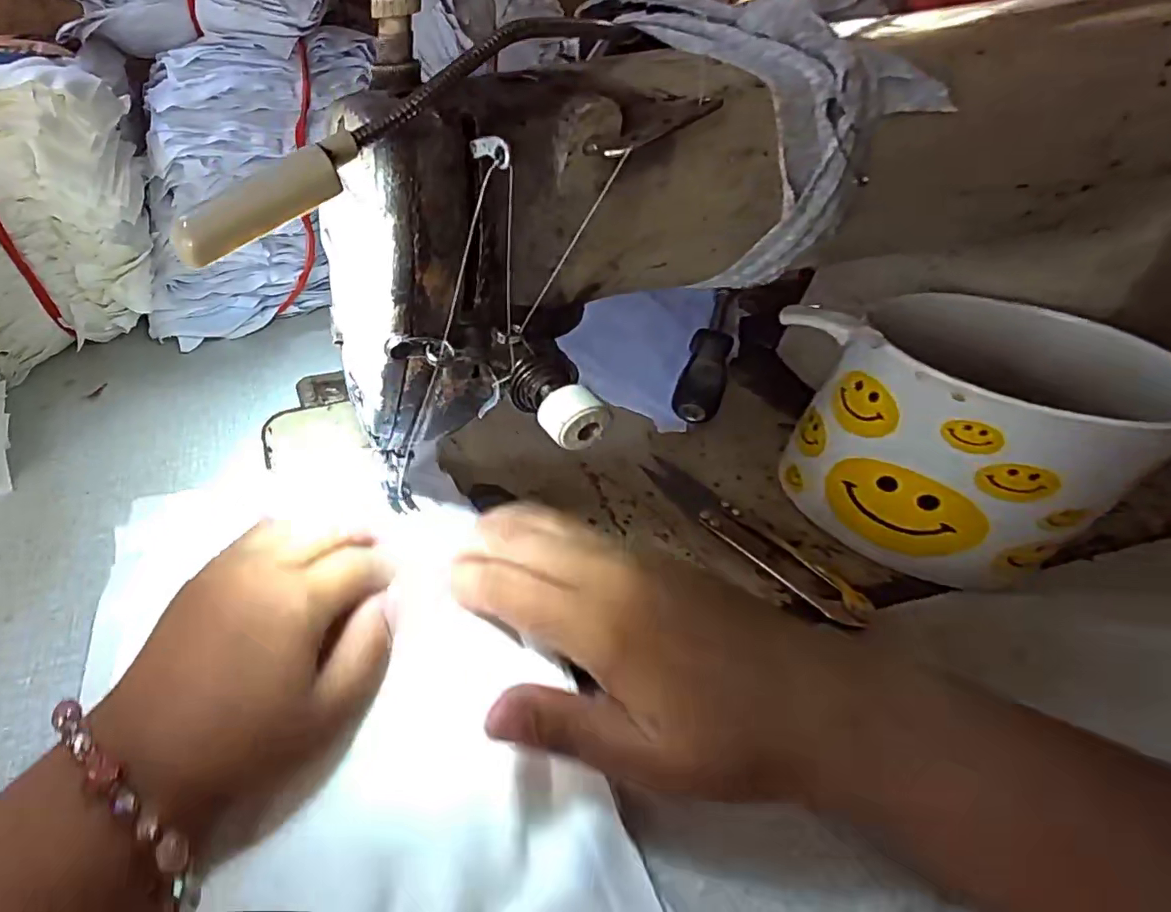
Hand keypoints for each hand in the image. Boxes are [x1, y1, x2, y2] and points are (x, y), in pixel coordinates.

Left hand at [90, 520, 393, 836]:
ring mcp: (225, 564)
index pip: (353, 564)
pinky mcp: (201, 573)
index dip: (381, 568)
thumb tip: (384, 603)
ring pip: (282, 526)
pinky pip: (250, 536)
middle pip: (319, 532)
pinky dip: (280, 533)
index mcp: (297, 596)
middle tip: (377, 546)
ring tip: (337, 546)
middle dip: (354, 536)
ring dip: (315, 529)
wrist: (153, 747)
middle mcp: (262, 565)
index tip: (398, 575)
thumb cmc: (248, 741)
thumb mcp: (326, 714)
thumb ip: (365, 652)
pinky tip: (287, 550)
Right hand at [451, 504, 920, 804]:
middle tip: (454, 579)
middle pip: (511, 536)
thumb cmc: (730, 740)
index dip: (464, 584)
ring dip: (496, 530)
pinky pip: (566, 521)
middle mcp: (603, 571)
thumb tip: (486, 714)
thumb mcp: (646, 757)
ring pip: (537, 519)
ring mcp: (627, 552)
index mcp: (597, 622)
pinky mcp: (645, 548)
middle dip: (470, 550)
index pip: (503, 583)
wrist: (830, 704)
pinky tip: (529, 550)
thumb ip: (562, 727)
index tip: (446, 597)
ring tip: (478, 556)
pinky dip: (529, 525)